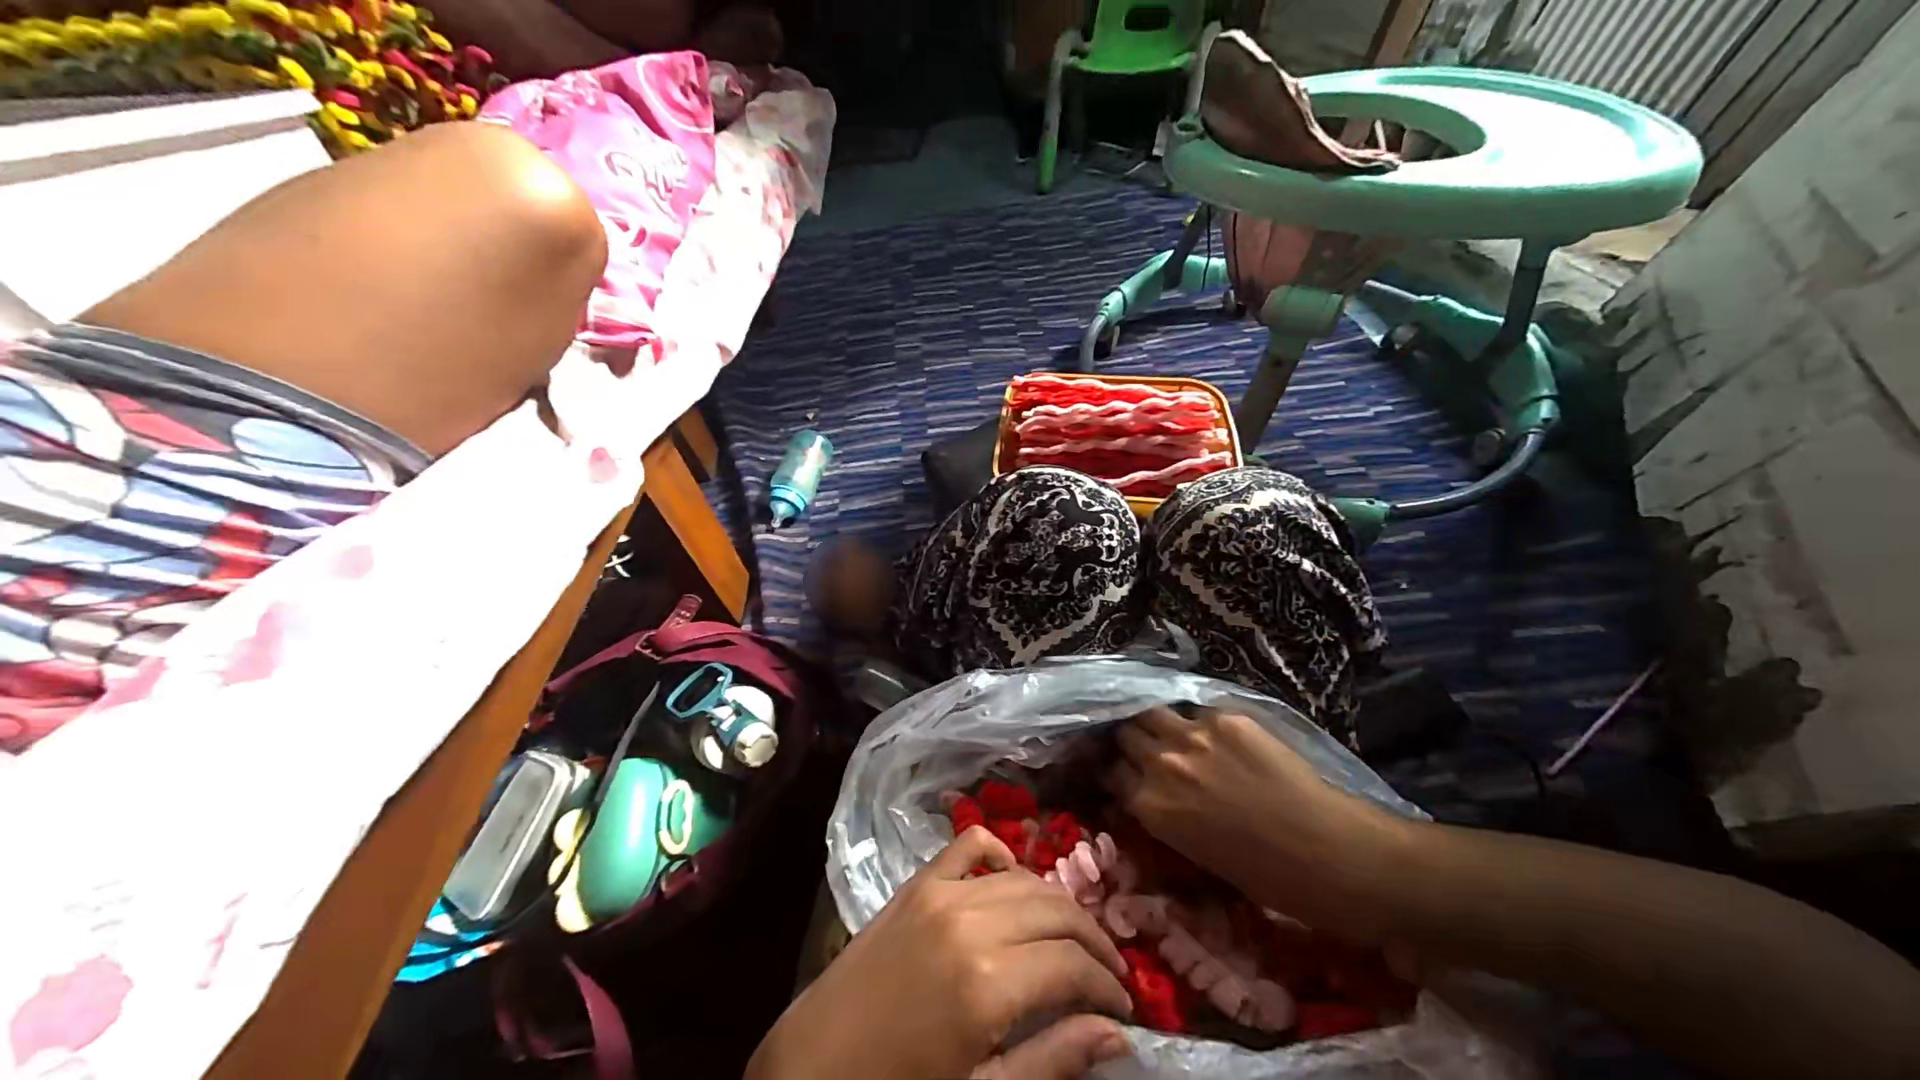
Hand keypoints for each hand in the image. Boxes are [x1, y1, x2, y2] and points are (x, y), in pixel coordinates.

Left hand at [746, 827, 1134, 1079]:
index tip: (1123, 1009)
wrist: (814, 1064)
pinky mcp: (916, 883)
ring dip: (1058, 905)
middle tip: (1108, 974)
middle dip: (1094, 942)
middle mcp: (969, 922)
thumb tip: (1118, 1034)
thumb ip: (1052, 1059)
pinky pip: (969, 845)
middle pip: (1057, 911)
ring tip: (1072, 939)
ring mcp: (939, 893)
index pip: (1073, 966)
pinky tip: (1012, 880)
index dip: (1108, 987)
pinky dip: (999, 854)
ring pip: (1024, 879)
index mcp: (986, 984)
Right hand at [1108, 706, 1412, 940]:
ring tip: (1171, 727)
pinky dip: (1198, 719)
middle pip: (1126, 734)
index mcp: (1150, 806)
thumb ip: (1164, 813)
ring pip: (1152, 711)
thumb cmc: (1265, 875)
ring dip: (1156, 720)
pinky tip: (1214, 730)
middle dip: (1131, 739)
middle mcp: (1162, 764)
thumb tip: (1151, 792)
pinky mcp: (1227, 717)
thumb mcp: (1194, 850)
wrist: (1331, 854)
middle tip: (1145, 745)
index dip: (1116, 769)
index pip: (1111, 772)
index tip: (1123, 768)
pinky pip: (1198, 709)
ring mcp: (1194, 735)